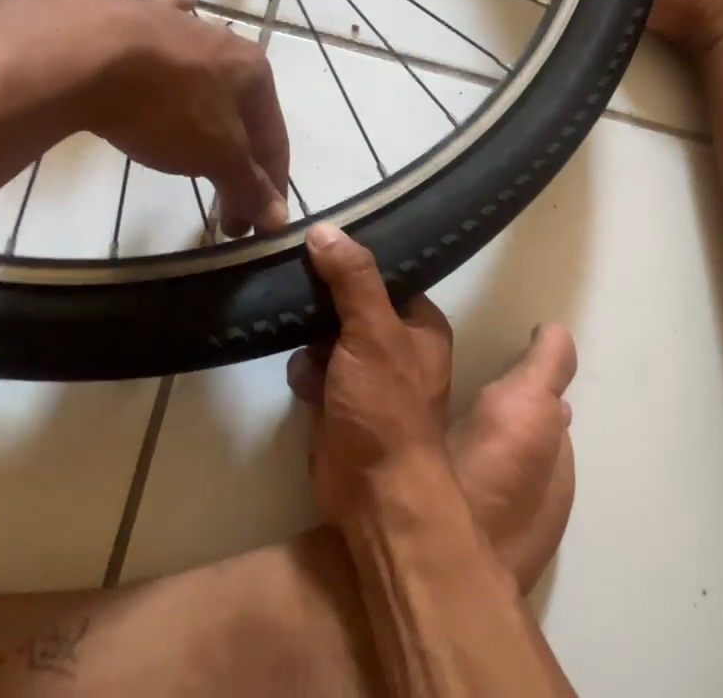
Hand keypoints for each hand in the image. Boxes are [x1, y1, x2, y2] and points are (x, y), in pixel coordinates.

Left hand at [85, 0, 289, 235]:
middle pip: (241, 113)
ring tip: (210, 134)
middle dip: (237, 160)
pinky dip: (179, 18)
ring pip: (206, 73)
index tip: (252, 228)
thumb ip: (250, 185)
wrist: (84, 52)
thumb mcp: (215, 156)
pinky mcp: (134, 14)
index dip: (268, 188)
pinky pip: (166, 22)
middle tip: (222, 205)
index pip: (274, 142)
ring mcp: (180, 24)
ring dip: (216, 106)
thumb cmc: (165, 107)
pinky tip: (186, 2)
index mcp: (256, 74)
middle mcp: (226, 42)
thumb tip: (278, 219)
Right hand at [288, 224, 452, 524]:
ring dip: (311, 346)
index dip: (351, 267)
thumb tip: (325, 230)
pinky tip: (306, 390)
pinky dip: (306, 376)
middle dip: (323, 310)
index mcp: (420, 325)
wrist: (372, 492)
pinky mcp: (337, 402)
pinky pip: (312, 370)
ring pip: (324, 336)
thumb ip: (353, 279)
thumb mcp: (374, 332)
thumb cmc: (387, 407)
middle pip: (348, 305)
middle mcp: (397, 346)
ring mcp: (366, 376)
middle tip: (302, 304)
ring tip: (313, 361)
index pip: (382, 277)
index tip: (317, 251)